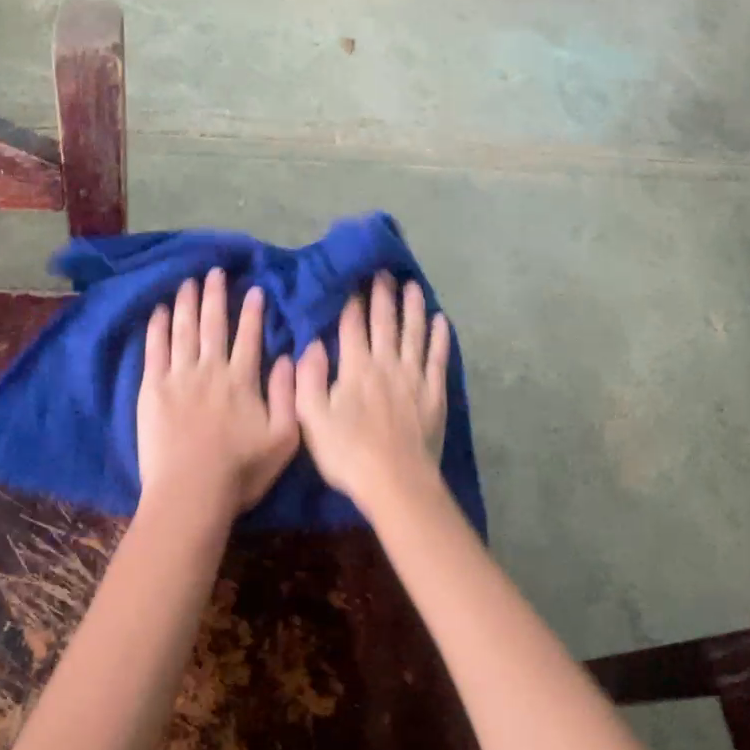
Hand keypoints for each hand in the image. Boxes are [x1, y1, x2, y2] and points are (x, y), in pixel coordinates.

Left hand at [136, 268, 299, 515]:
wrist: (191, 492)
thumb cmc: (241, 472)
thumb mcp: (284, 438)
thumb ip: (288, 394)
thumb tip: (287, 358)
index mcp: (242, 380)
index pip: (249, 337)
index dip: (252, 312)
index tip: (253, 290)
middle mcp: (211, 370)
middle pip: (213, 325)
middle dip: (215, 296)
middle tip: (215, 272)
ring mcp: (179, 377)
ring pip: (183, 331)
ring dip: (186, 304)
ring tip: (188, 283)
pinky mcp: (152, 389)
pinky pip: (155, 350)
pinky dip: (157, 328)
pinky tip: (158, 311)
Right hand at [296, 272, 450, 513]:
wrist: (395, 481)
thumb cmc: (347, 453)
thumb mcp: (311, 418)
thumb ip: (308, 378)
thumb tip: (312, 342)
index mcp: (355, 368)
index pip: (352, 324)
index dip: (351, 299)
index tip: (352, 276)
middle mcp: (386, 363)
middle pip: (385, 321)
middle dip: (383, 294)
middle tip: (384, 269)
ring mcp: (414, 377)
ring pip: (414, 332)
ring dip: (413, 307)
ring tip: (412, 284)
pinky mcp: (434, 393)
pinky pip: (438, 357)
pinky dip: (440, 337)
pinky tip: (441, 321)